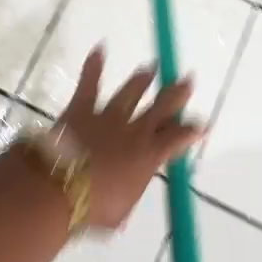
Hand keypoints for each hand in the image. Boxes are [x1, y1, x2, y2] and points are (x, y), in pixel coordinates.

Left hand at [57, 47, 203, 230]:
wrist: (60, 188)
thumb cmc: (92, 210)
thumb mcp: (118, 213)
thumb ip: (126, 198)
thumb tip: (124, 199)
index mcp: (147, 158)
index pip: (176, 140)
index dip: (190, 131)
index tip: (201, 123)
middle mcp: (133, 132)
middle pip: (161, 108)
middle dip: (176, 94)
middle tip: (188, 80)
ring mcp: (108, 117)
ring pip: (130, 93)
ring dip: (142, 79)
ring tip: (151, 67)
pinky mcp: (82, 108)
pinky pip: (89, 83)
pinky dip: (93, 65)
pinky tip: (99, 48)